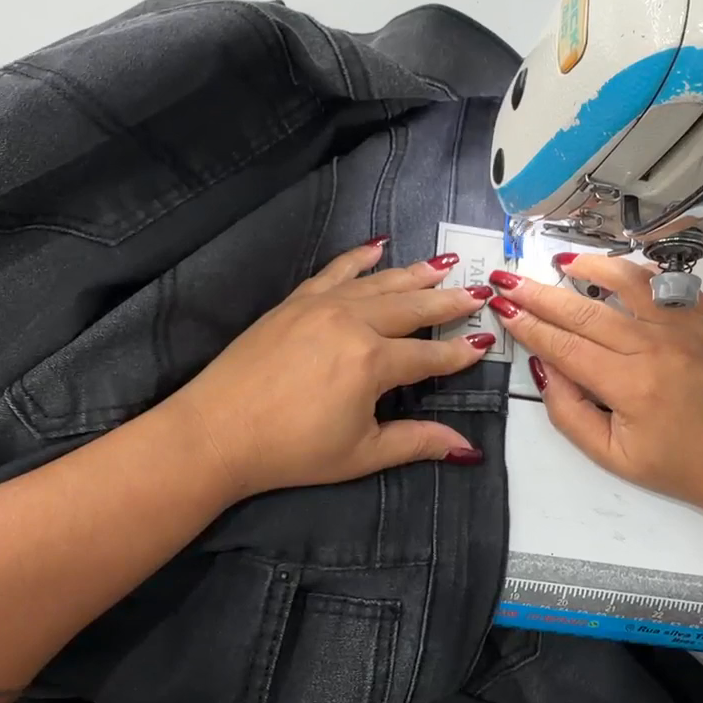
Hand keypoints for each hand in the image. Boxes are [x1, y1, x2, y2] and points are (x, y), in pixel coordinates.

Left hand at [158, 239, 494, 502]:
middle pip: (411, 308)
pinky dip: (358, 259)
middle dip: (447, 301)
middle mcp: (352, 322)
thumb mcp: (360, 454)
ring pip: (378, 283)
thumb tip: (466, 449)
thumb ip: (416, 443)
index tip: (485, 343)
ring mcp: (321, 306)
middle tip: (476, 291)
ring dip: (413, 274)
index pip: (429, 356)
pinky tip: (377, 247)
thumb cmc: (290, 451)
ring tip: (443, 265)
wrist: (216, 430)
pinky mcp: (294, 302)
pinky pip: (334, 272)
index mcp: (373, 362)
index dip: (459, 354)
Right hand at [490, 254, 702, 522]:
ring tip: (559, 262)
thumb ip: (569, 413)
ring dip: (589, 267)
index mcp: (630, 387)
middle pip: (585, 310)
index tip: (502, 307)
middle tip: (508, 279)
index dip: (528, 326)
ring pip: (628, 283)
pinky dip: (638, 272)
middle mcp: (656, 348)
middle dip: (540, 294)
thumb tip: (544, 367)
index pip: (564, 346)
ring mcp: (686, 329)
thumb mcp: (613, 457)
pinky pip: (667, 284)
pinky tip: (616, 270)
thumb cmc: (682, 469)